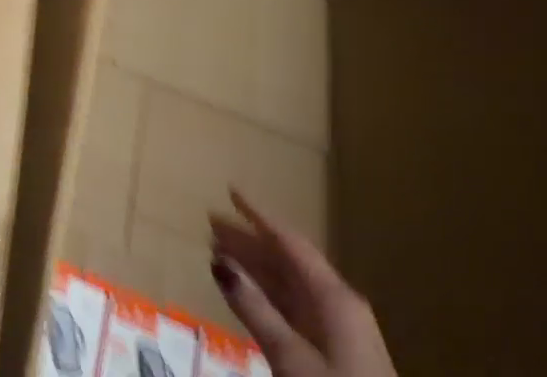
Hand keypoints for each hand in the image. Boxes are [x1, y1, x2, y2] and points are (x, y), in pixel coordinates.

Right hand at [210, 191, 397, 376]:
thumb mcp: (289, 355)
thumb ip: (254, 307)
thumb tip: (219, 262)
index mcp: (333, 297)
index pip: (290, 243)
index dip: (258, 216)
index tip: (230, 190)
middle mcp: (337, 303)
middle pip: (287, 260)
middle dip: (248, 240)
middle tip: (210, 222)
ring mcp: (337, 326)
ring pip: (288, 283)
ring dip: (253, 265)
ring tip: (217, 250)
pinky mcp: (332, 347)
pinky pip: (292, 304)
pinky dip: (265, 291)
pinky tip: (244, 289)